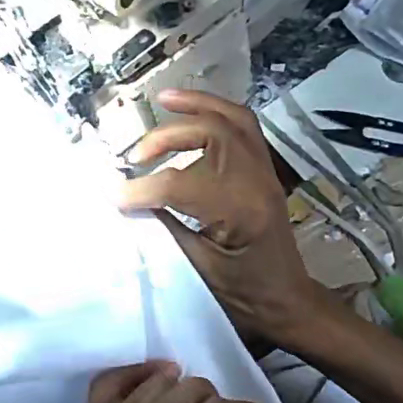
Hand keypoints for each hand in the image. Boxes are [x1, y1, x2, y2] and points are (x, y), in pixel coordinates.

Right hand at [115, 89, 344, 347]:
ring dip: (195, 107)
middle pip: (212, 135)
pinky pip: (243, 127)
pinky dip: (215, 111)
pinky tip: (190, 110)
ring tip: (163, 100)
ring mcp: (265, 172)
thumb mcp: (198, 269)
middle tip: (136, 157)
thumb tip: (128, 202)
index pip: (181, 184)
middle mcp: (258, 182)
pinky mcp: (264, 170)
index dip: (142, 189)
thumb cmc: (244, 295)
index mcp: (241, 212)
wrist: (288, 302)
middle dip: (166, 138)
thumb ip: (163, 228)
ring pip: (232, 120)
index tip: (114, 198)